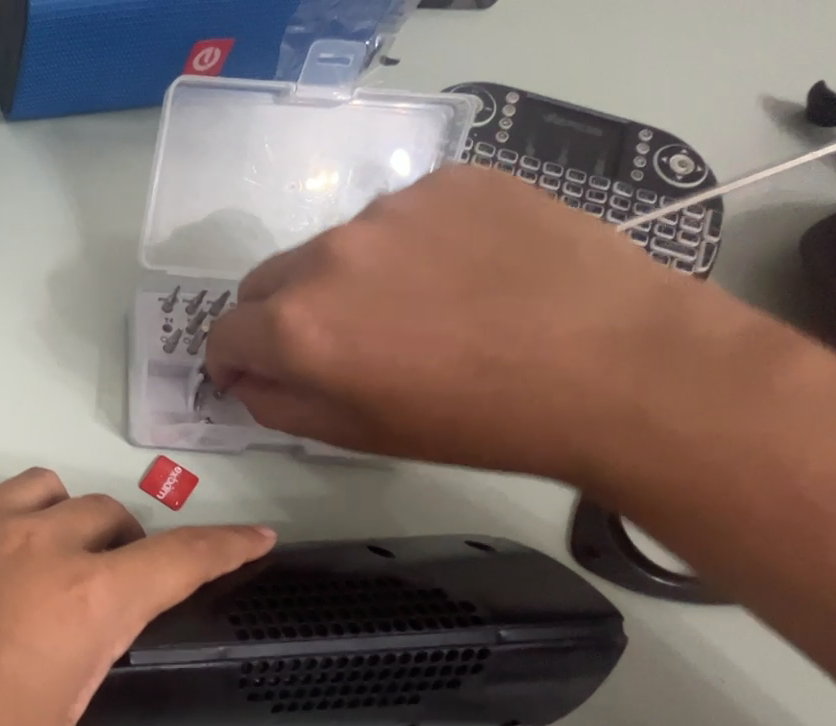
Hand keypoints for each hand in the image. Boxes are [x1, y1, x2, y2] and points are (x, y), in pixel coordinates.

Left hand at [0, 459, 273, 725]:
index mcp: (88, 601)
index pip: (182, 557)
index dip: (226, 546)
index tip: (253, 538)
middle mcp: (38, 545)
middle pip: (109, 515)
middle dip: (125, 547)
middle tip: (106, 591)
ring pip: (40, 487)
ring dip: (57, 516)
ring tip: (41, 557)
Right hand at [205, 166, 774, 483]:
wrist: (614, 366)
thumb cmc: (470, 419)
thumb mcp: (351, 434)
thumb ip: (274, 403)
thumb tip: (247, 376)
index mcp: (293, 328)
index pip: (221, 335)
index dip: (233, 361)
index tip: (258, 375)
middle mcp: (325, 258)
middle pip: (264, 283)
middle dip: (277, 317)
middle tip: (335, 345)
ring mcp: (390, 211)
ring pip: (331, 248)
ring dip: (343, 279)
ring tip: (412, 308)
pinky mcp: (450, 182)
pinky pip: (398, 216)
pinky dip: (406, 246)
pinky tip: (456, 274)